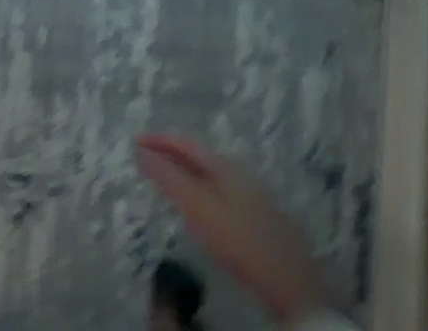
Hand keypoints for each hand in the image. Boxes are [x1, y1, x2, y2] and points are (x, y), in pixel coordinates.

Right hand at [135, 135, 341, 325]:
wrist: (293, 287)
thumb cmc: (240, 242)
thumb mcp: (198, 209)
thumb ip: (170, 179)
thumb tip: (142, 152)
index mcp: (226, 169)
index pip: (186, 144)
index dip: (159, 140)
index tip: (134, 141)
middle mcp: (242, 177)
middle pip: (201, 158)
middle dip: (171, 154)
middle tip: (146, 159)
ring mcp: (255, 199)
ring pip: (212, 177)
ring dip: (186, 174)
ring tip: (166, 181)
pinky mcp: (261, 222)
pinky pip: (221, 194)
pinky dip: (201, 191)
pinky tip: (199, 209)